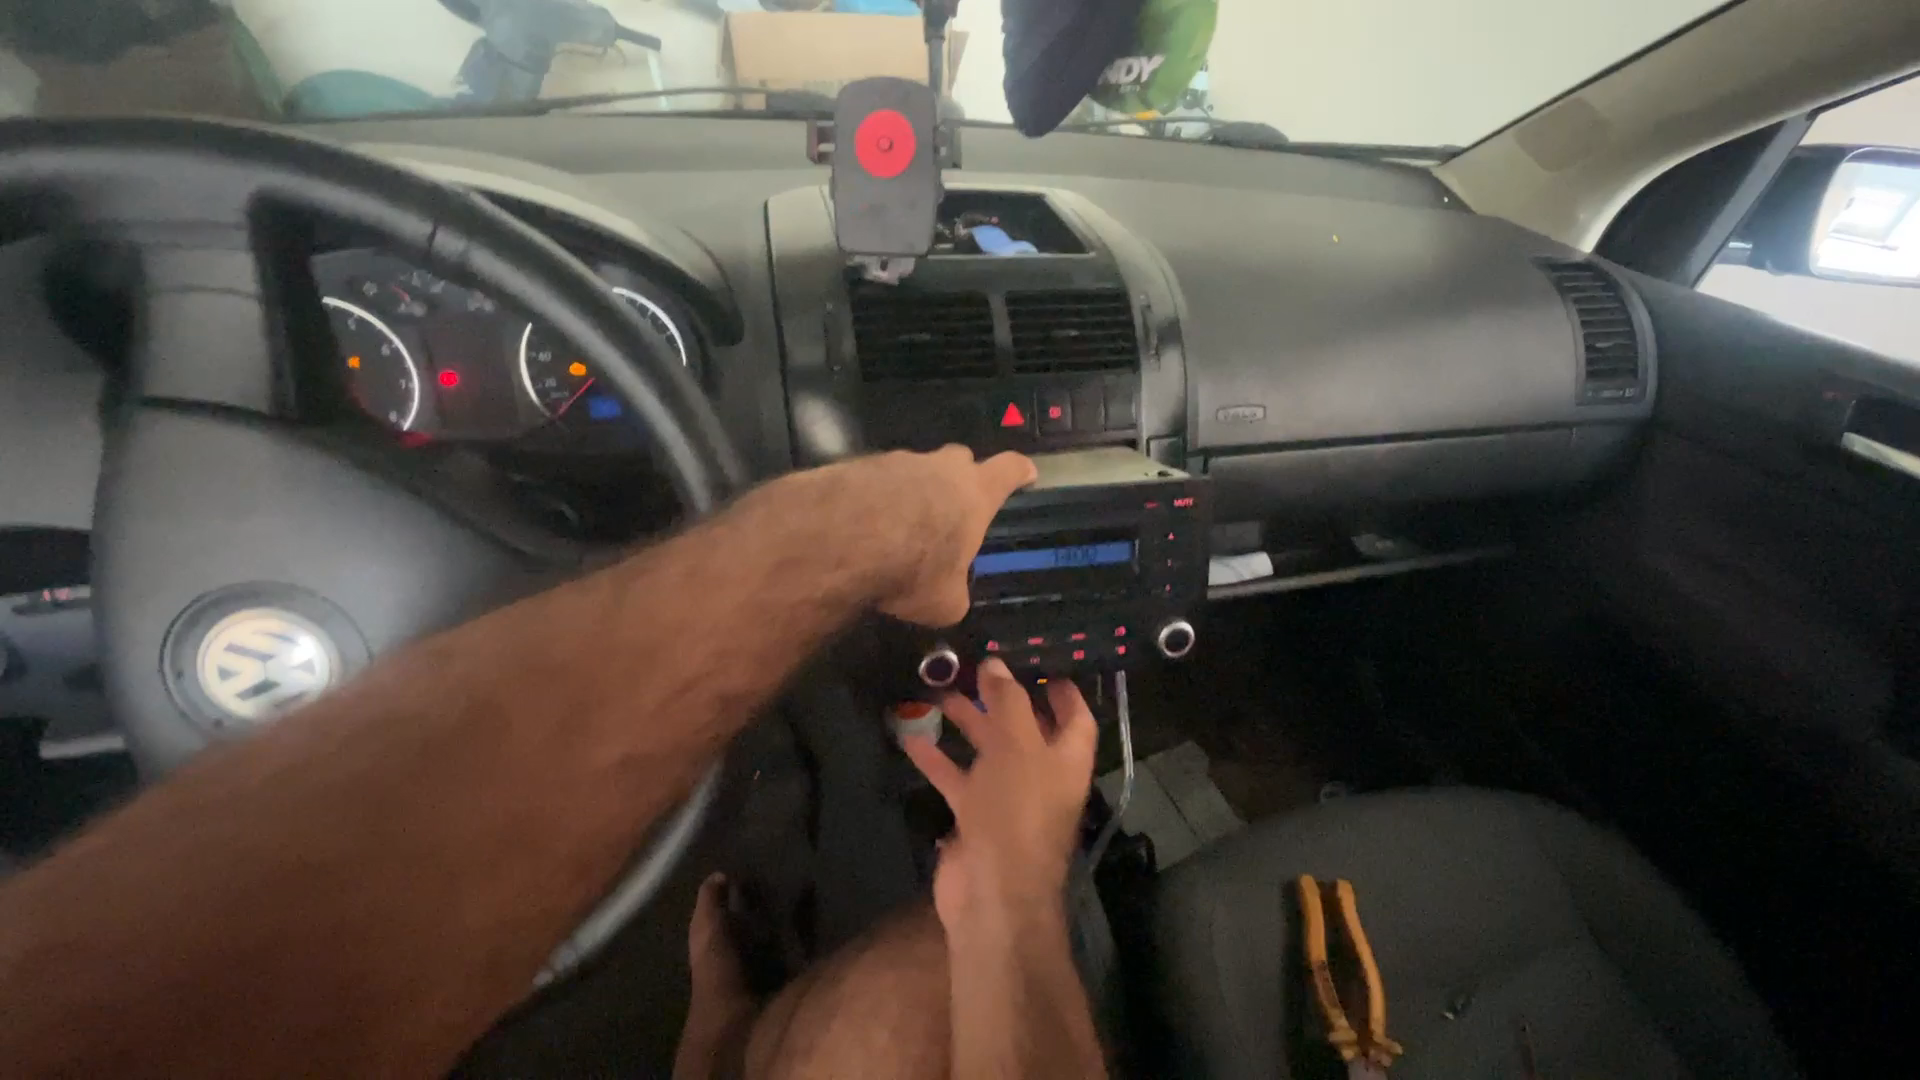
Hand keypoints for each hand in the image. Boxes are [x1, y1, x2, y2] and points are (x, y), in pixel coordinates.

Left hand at [861, 446, 1036, 626]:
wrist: (840, 540)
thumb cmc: (912, 569)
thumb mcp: (944, 602)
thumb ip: (954, 592)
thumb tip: (949, 597)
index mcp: (974, 493)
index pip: (1009, 469)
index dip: (1019, 471)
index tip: (1026, 473)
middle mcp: (939, 468)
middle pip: (959, 459)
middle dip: (960, 477)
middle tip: (953, 503)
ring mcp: (895, 461)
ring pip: (914, 470)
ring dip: (912, 491)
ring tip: (899, 524)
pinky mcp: (856, 466)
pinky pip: (875, 480)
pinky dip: (875, 498)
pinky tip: (864, 524)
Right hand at [902, 659, 1097, 930]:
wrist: (992, 895)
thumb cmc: (1018, 811)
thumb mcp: (1017, 746)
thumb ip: (1008, 701)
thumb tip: (996, 663)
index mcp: (1066, 759)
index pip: (1074, 715)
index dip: (1061, 689)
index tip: (1037, 660)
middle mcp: (1041, 776)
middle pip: (1024, 729)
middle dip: (1001, 699)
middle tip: (974, 668)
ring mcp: (1007, 799)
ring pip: (988, 752)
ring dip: (967, 724)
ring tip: (940, 692)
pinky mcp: (975, 819)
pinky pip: (956, 780)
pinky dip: (937, 760)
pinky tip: (910, 737)